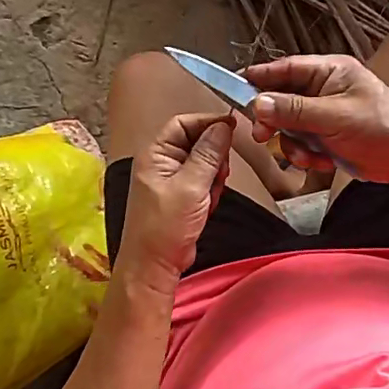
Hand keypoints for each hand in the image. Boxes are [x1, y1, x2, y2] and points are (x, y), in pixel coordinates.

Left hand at [116, 112, 235, 295]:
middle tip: (221, 175)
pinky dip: (210, 191)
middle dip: (214, 156)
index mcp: (155, 153)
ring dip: (214, 177)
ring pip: (205, 163)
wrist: (154, 265)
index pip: (184, 123)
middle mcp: (162, 162)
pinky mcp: (181, 195)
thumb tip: (224, 126)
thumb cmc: (165, 226)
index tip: (233, 127)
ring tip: (211, 196)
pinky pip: (204, 182)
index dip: (208, 122)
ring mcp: (171, 179)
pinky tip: (208, 206)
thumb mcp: (191, 186)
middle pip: (197, 142)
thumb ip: (209, 153)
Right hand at [244, 55, 388, 183]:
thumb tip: (258, 103)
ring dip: (293, 144)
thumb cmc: (383, 128)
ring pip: (287, 126)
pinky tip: (322, 162)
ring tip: (308, 156)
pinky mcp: (326, 135)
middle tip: (263, 135)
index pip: (284, 69)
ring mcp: (324, 113)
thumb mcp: (333, 117)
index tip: (234, 88)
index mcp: (329, 71)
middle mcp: (324, 89)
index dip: (258, 78)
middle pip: (280, 99)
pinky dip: (306, 155)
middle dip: (273, 121)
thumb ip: (293, 110)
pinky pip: (300, 143)